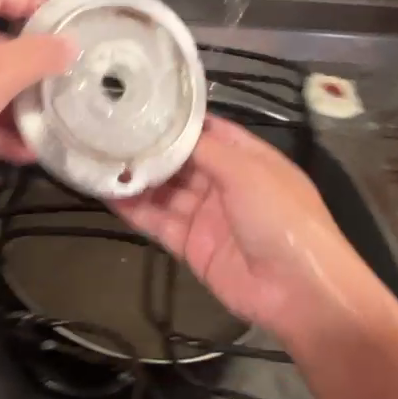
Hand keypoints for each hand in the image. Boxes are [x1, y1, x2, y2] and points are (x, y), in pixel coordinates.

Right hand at [110, 117, 380, 343]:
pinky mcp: (191, 246)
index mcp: (249, 160)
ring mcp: (207, 216)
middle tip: (108, 132)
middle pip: (180, 161)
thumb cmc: (283, 219)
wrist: (299, 293)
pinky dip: (134, 209)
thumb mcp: (249, 172)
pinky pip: (158, 222)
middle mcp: (226, 184)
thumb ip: (206, 149)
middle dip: (148, 149)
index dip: (175, 120)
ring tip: (98, 159)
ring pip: (165, 192)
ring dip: (136, 178)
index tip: (138, 105)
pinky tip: (107, 193)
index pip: (207, 131)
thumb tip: (169, 128)